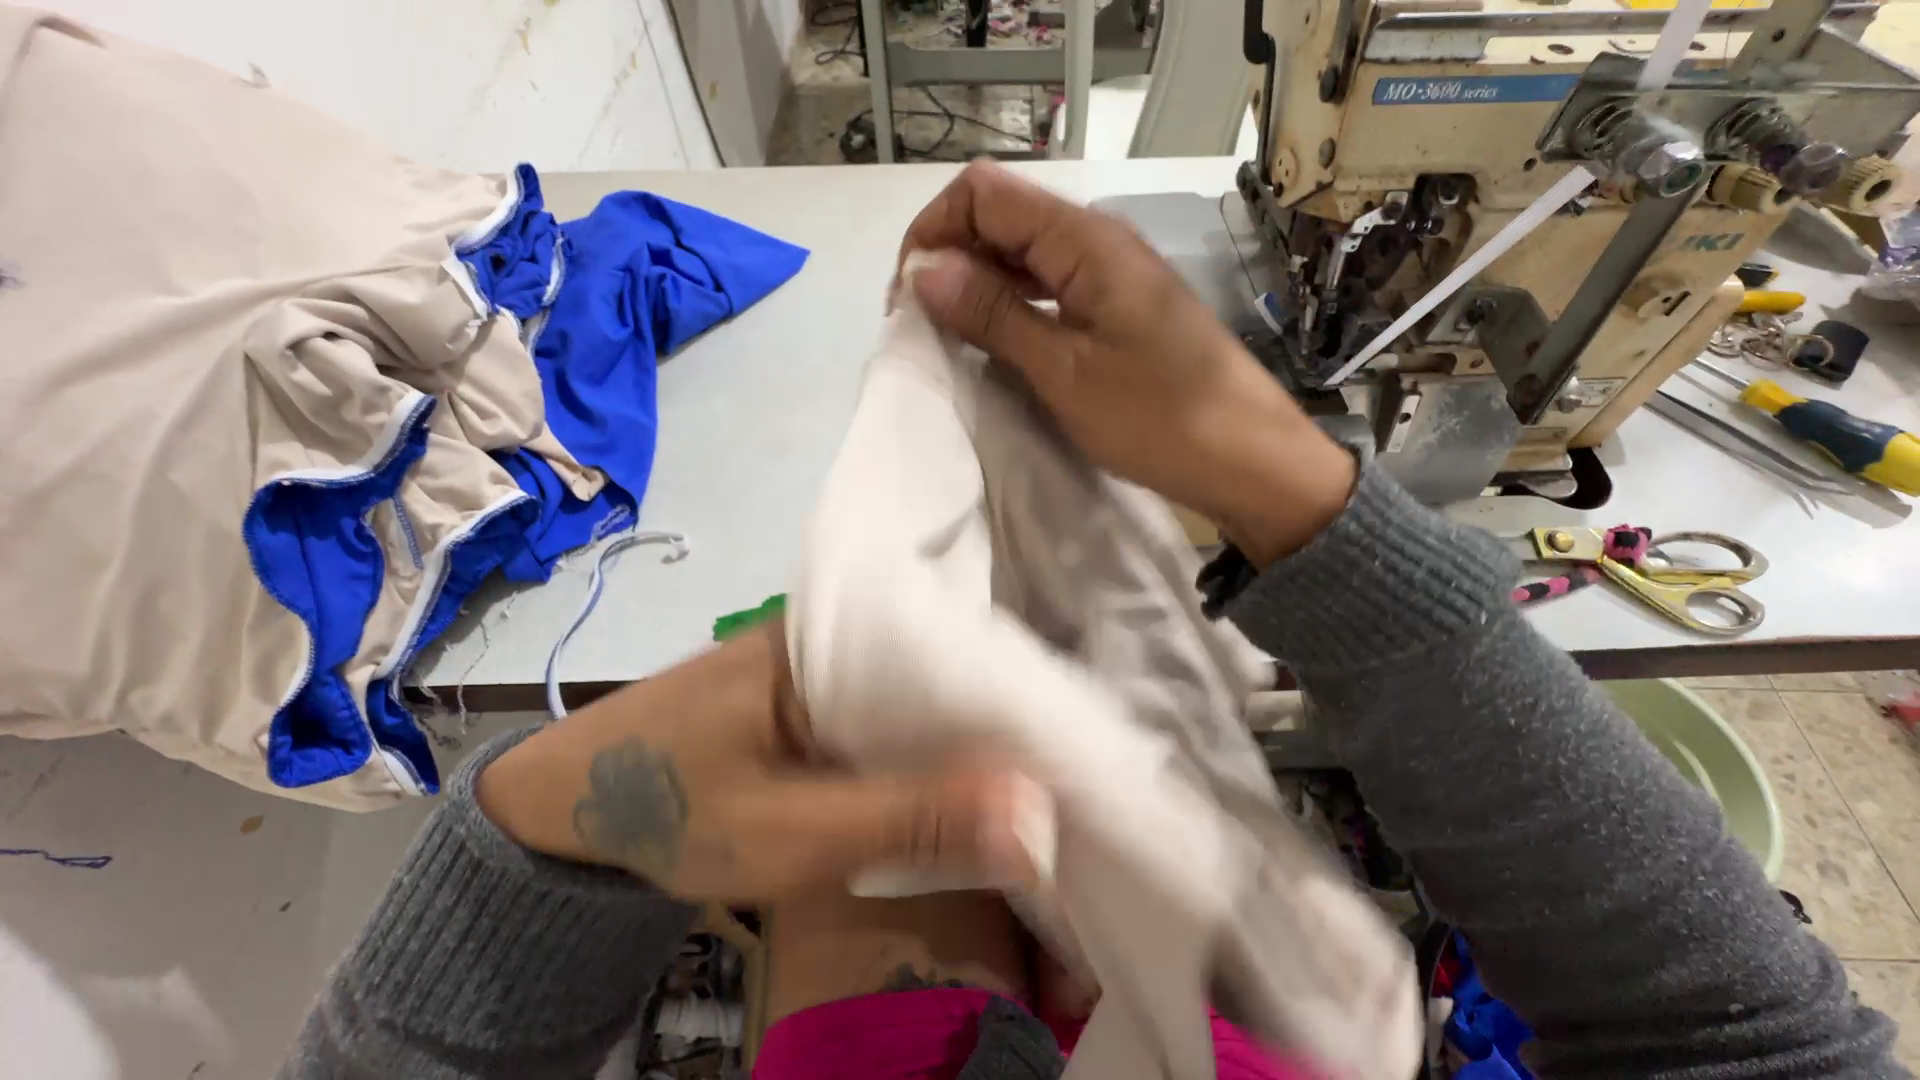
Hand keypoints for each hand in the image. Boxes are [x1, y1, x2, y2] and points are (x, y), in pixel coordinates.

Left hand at [476, 622, 1033, 900]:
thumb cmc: (670, 810)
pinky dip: (924, 738)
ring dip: (966, 729)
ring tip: (1043, 765)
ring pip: (915, 688)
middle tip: (1082, 759)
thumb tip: (1035, 816)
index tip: (1085, 738)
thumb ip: (907, 820)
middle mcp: (829, 633)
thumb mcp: (790, 832)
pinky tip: (966, 769)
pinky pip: (886, 707)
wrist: (566, 809)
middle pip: (939, 664)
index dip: (1018, 693)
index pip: (952, 647)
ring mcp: (816, 659)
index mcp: (827, 637)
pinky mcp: (807, 690)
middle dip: (1000, 712)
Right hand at [902, 161, 1356, 565]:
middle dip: (949, 258)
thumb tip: (923, 269)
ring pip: (1023, 255)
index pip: (983, 193)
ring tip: (948, 339)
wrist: (1249, 460)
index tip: (909, 298)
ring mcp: (1111, 275)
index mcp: (1085, 240)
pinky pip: (1049, 288)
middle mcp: (1097, 242)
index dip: (934, 231)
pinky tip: (995, 345)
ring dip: (978, 286)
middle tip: (921, 325)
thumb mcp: (1063, 371)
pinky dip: (1012, 308)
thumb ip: (992, 314)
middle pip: (1001, 217)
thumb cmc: (1158, 418)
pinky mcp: (1119, 310)